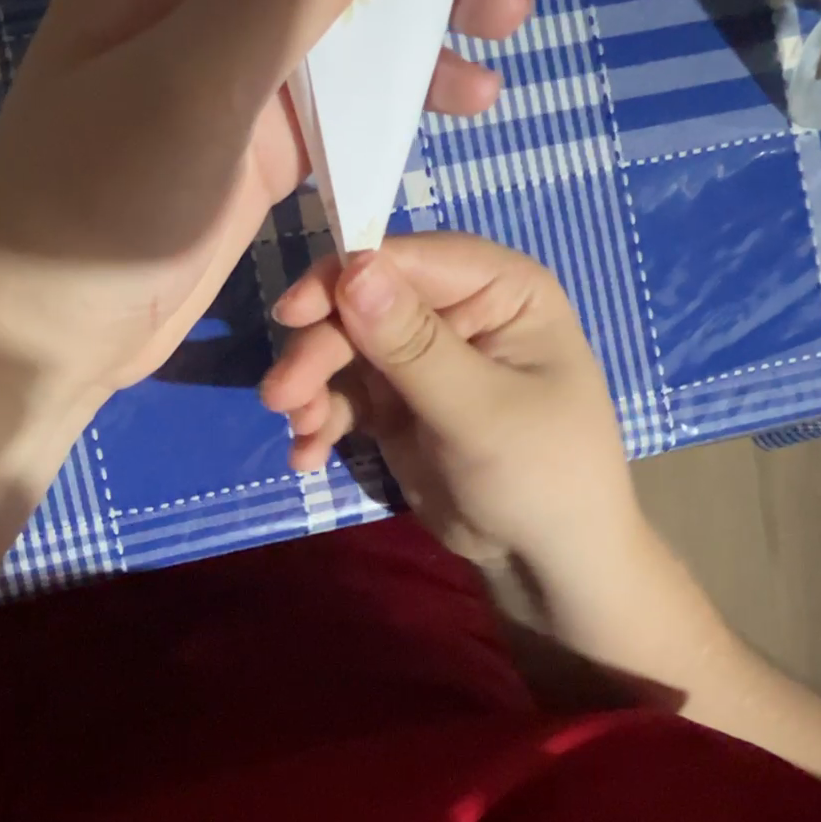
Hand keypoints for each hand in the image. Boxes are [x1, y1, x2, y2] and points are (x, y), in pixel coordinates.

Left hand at [0, 0, 531, 405]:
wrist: (54, 334)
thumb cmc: (97, 206)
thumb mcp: (194, 83)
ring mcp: (228, 74)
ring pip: (341, 19)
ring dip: (416, 26)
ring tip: (494, 42)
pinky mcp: (251, 144)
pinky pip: (335, 99)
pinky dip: (388, 99)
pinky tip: (447, 104)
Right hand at [259, 233, 641, 569]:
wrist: (539, 559)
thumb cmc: (540, 475)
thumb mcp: (479, 411)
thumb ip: (414, 344)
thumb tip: (352, 269)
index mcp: (497, 290)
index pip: (407, 262)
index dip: (343, 278)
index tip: (291, 313)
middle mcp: (452, 314)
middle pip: (361, 309)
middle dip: (317, 354)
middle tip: (280, 398)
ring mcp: (418, 360)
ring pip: (341, 354)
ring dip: (312, 390)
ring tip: (301, 433)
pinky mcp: (393, 404)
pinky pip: (341, 398)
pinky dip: (320, 422)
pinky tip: (307, 456)